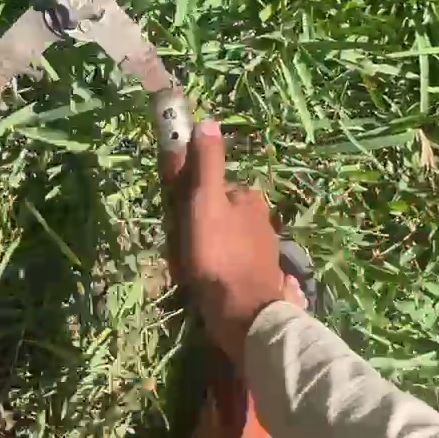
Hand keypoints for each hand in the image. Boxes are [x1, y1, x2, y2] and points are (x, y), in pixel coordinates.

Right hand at [173, 120, 286, 361]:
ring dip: (200, 253)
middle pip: (214, 215)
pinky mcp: (256, 276)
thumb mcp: (206, 200)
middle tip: (181, 251)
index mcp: (249, 198)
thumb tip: (209, 122)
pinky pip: (225, 264)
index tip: (177, 221)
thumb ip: (207, 163)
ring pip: (218, 241)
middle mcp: (260, 220)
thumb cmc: (219, 253)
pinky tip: (203, 284)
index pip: (209, 188)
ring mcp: (261, 250)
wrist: (243, 315)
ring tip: (188, 271)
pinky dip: (212, 271)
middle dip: (194, 230)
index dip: (188, 202)